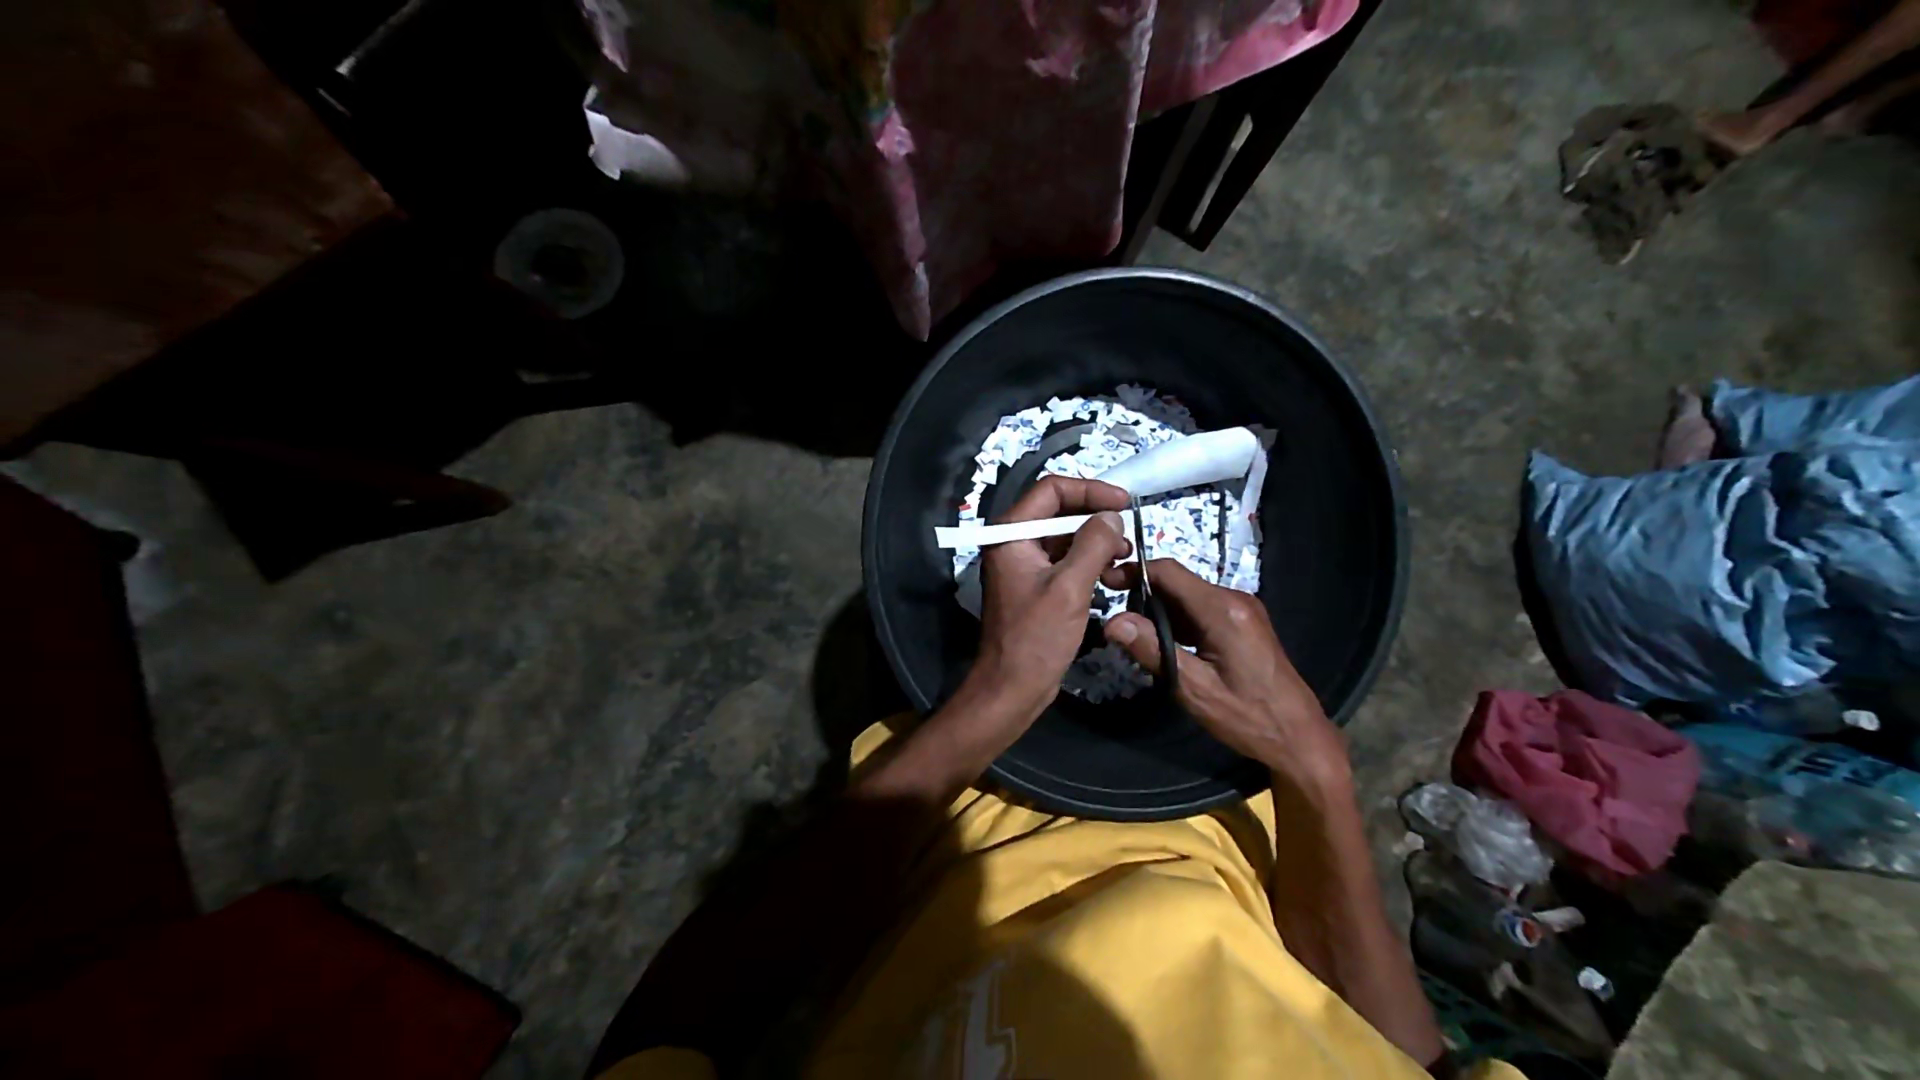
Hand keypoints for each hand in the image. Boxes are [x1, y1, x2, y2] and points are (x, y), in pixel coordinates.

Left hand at [972, 476, 1132, 723]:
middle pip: (1058, 511)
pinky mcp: (1035, 585)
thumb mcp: (1070, 587)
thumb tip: (1112, 516)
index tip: (1123, 502)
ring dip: (1096, 541)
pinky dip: (1088, 561)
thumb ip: (1093, 544)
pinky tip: (1112, 574)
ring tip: (1125, 556)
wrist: (1012, 687)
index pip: (1051, 490)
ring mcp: (1024, 564)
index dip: (1089, 490)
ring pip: (1064, 537)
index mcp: (1010, 534)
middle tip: (1127, 532)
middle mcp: (1013, 542)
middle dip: (1095, 517)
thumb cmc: (1036, 637)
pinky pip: (1065, 560)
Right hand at [1102, 559, 1348, 787]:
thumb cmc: (1248, 717)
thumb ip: (1153, 650)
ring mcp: (1241, 610)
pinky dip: (1177, 622)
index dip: (1133, 572)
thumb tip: (1112, 622)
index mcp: (1223, 610)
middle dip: (1143, 596)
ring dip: (1159, 611)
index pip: (1169, 572)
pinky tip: (1163, 646)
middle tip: (1115, 622)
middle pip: (1177, 583)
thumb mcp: (1194, 688)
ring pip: (1187, 597)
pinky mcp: (1243, 623)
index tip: (1104, 583)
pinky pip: (1201, 610)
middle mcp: (1234, 599)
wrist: (1300, 738)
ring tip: (1133, 638)